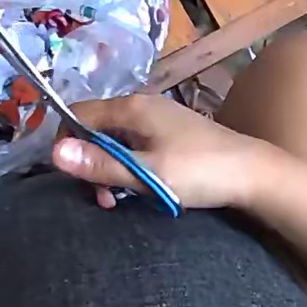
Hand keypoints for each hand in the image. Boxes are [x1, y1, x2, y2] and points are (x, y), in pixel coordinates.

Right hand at [50, 94, 272, 209]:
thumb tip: (52, 153)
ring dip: (112, 170)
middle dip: (91, 163)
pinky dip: (131, 168)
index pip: (79, 113)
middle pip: (97, 129)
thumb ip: (101, 164)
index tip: (69, 175)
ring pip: (117, 142)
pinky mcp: (172, 135)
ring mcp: (160, 120)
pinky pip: (137, 147)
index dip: (65, 141)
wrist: (254, 173)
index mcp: (133, 107)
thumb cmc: (199, 170)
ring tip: (120, 200)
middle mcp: (143, 106)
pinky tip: (141, 190)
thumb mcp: (147, 172)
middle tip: (103, 198)